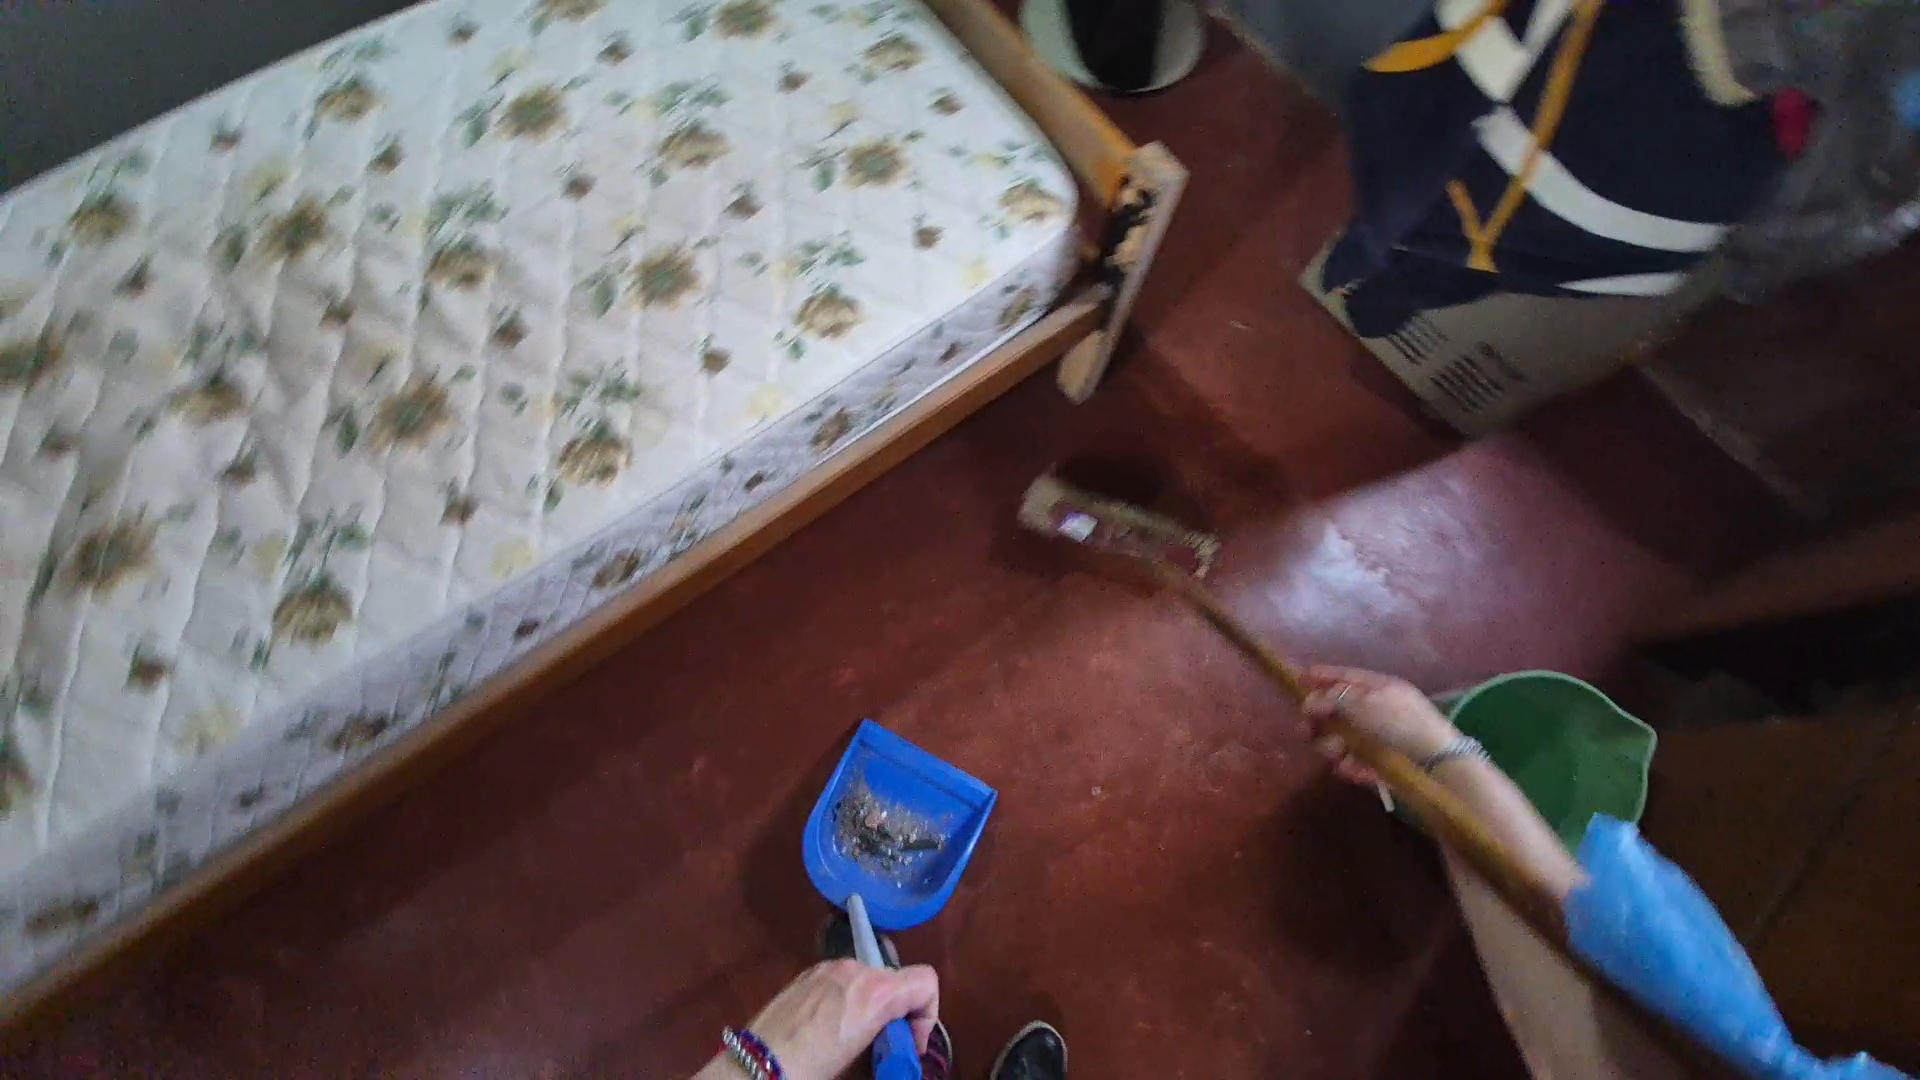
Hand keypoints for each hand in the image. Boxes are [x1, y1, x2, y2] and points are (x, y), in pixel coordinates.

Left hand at [705, 960, 938, 1079]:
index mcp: (874, 994)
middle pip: (898, 981)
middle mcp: (856, 970)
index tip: (909, 1049)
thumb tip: (896, 1057)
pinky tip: (828, 1031)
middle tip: (882, 1053)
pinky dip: (850, 999)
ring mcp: (829, 967)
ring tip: (853, 1043)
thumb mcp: (857, 1067)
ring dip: (874, 1007)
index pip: (925, 982)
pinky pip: (845, 979)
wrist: (751, 1073)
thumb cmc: (810, 1074)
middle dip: (899, 1015)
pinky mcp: (808, 972)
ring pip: (871, 979)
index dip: (928, 1016)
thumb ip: (885, 1051)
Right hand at [1298, 665, 1454, 785]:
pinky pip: (1355, 762)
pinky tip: (1350, 769)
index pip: (1345, 677)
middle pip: (1338, 711)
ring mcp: (1381, 738)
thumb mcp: (1363, 703)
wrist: (1437, 763)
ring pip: (1342, 739)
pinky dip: (1350, 766)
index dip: (1321, 676)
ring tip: (1335, 753)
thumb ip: (1332, 699)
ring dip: (1332, 746)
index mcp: (1379, 688)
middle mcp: (1379, 710)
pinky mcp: (1383, 764)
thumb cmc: (1400, 723)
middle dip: (1319, 720)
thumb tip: (1309, 701)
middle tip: (1304, 730)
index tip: (1297, 678)